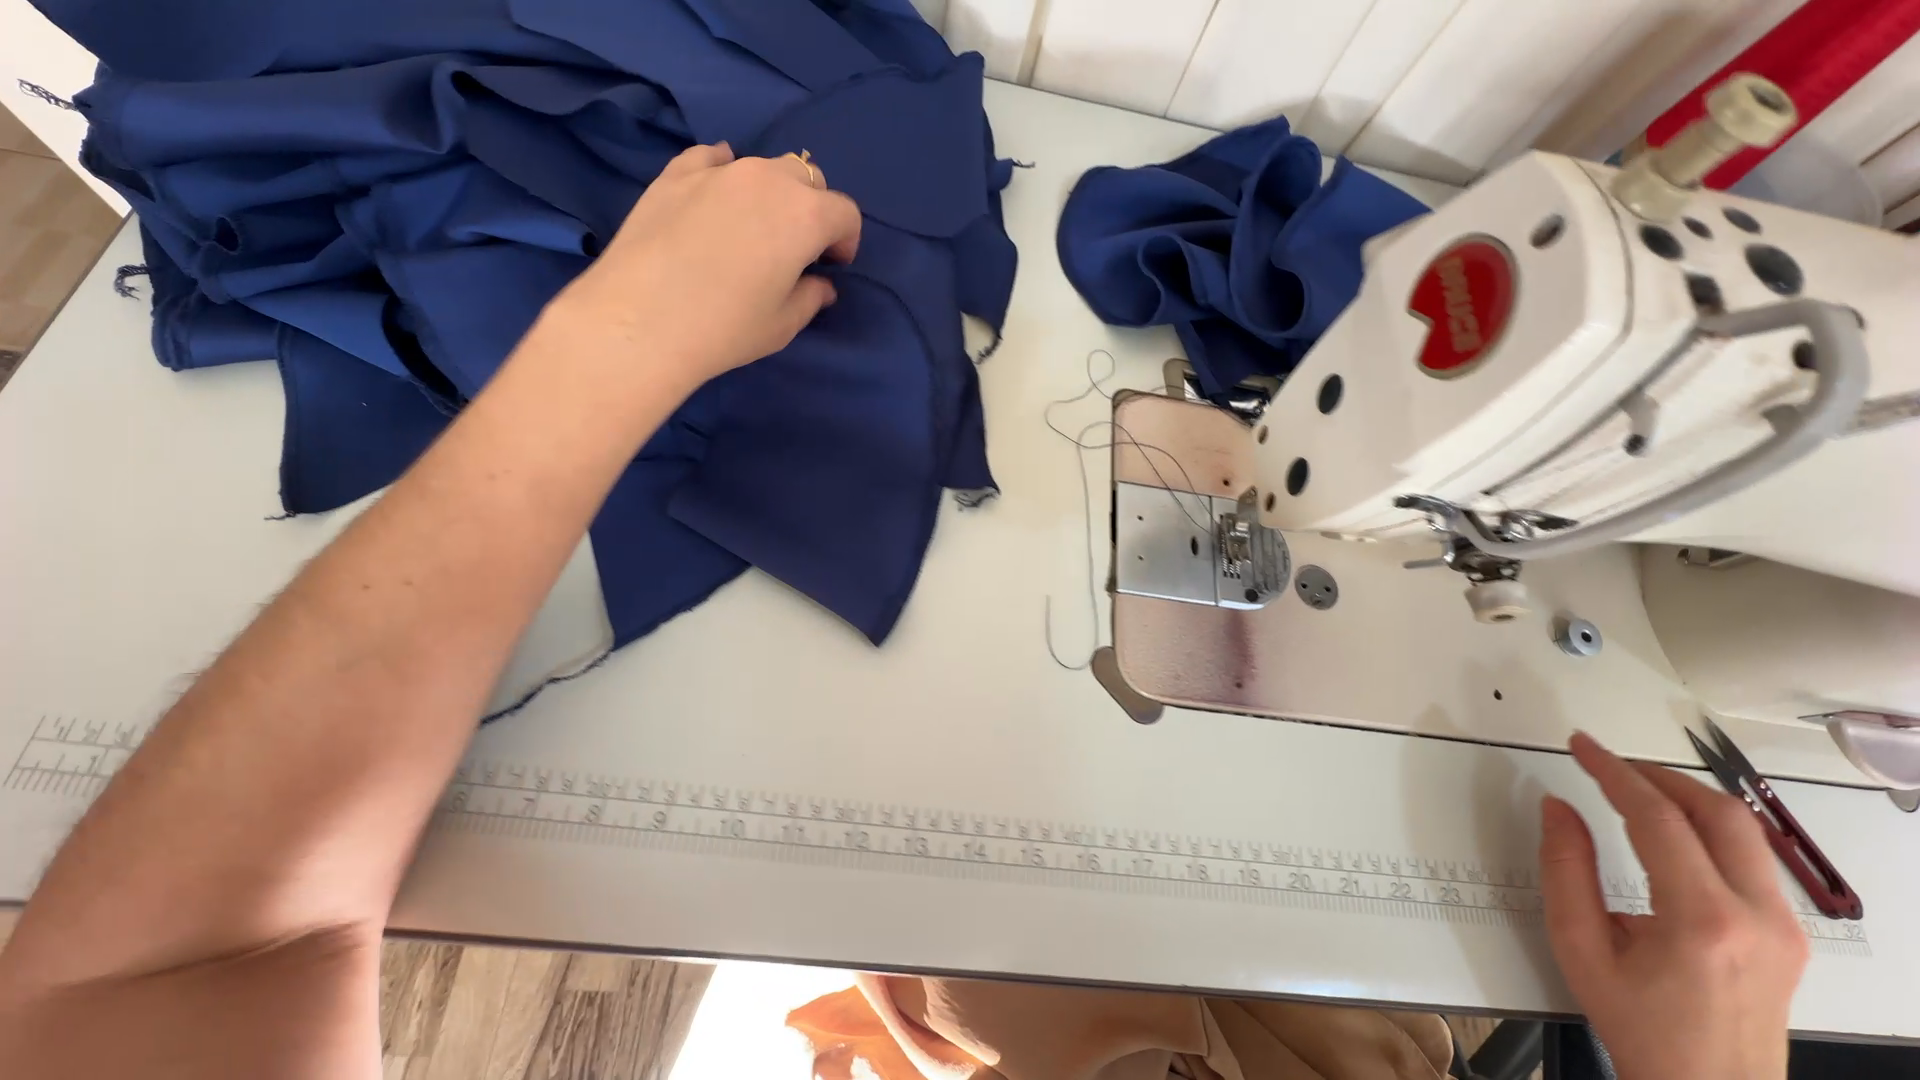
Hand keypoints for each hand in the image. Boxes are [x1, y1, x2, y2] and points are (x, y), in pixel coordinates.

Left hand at [551, 142, 861, 388]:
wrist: (640, 321)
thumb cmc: (725, 328)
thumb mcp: (782, 325)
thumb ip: (810, 298)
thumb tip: (819, 285)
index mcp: (805, 216)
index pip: (845, 212)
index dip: (846, 240)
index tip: (832, 265)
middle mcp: (767, 180)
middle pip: (807, 178)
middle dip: (813, 208)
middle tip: (798, 246)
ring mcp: (718, 172)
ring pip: (762, 167)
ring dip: (771, 192)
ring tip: (753, 227)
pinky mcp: (675, 175)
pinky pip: (711, 159)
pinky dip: (723, 171)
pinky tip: (716, 193)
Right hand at [1540, 732, 1808, 1079]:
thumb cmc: (1638, 1025)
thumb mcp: (1580, 947)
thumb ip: (1566, 869)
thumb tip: (1557, 807)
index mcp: (1702, 919)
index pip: (1658, 818)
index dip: (1614, 772)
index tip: (1581, 746)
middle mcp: (1760, 916)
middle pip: (1720, 812)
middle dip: (1657, 774)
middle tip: (1607, 762)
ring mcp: (1786, 926)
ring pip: (1745, 830)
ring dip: (1686, 796)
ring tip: (1634, 786)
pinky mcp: (1791, 933)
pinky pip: (1753, 858)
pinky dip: (1708, 826)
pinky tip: (1671, 827)